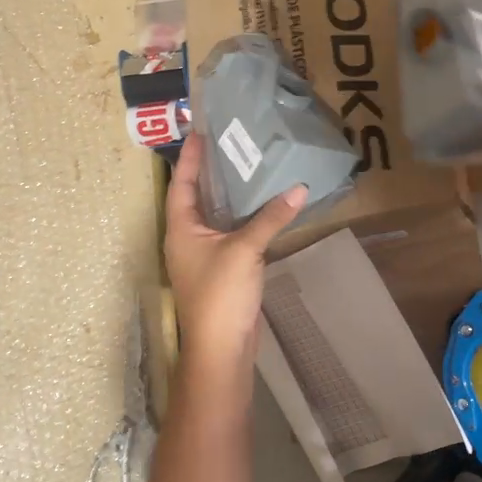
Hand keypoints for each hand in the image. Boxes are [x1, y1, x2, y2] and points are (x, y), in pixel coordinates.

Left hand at [164, 134, 307, 357]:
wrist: (222, 349)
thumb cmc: (221, 295)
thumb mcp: (245, 250)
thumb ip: (271, 217)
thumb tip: (300, 187)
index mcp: (181, 231)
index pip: (181, 185)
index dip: (188, 159)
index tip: (199, 132)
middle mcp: (188, 240)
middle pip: (196, 198)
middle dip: (210, 171)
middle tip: (229, 142)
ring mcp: (205, 256)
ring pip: (216, 216)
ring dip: (228, 193)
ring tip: (249, 164)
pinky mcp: (224, 269)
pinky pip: (232, 231)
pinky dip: (245, 215)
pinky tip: (264, 204)